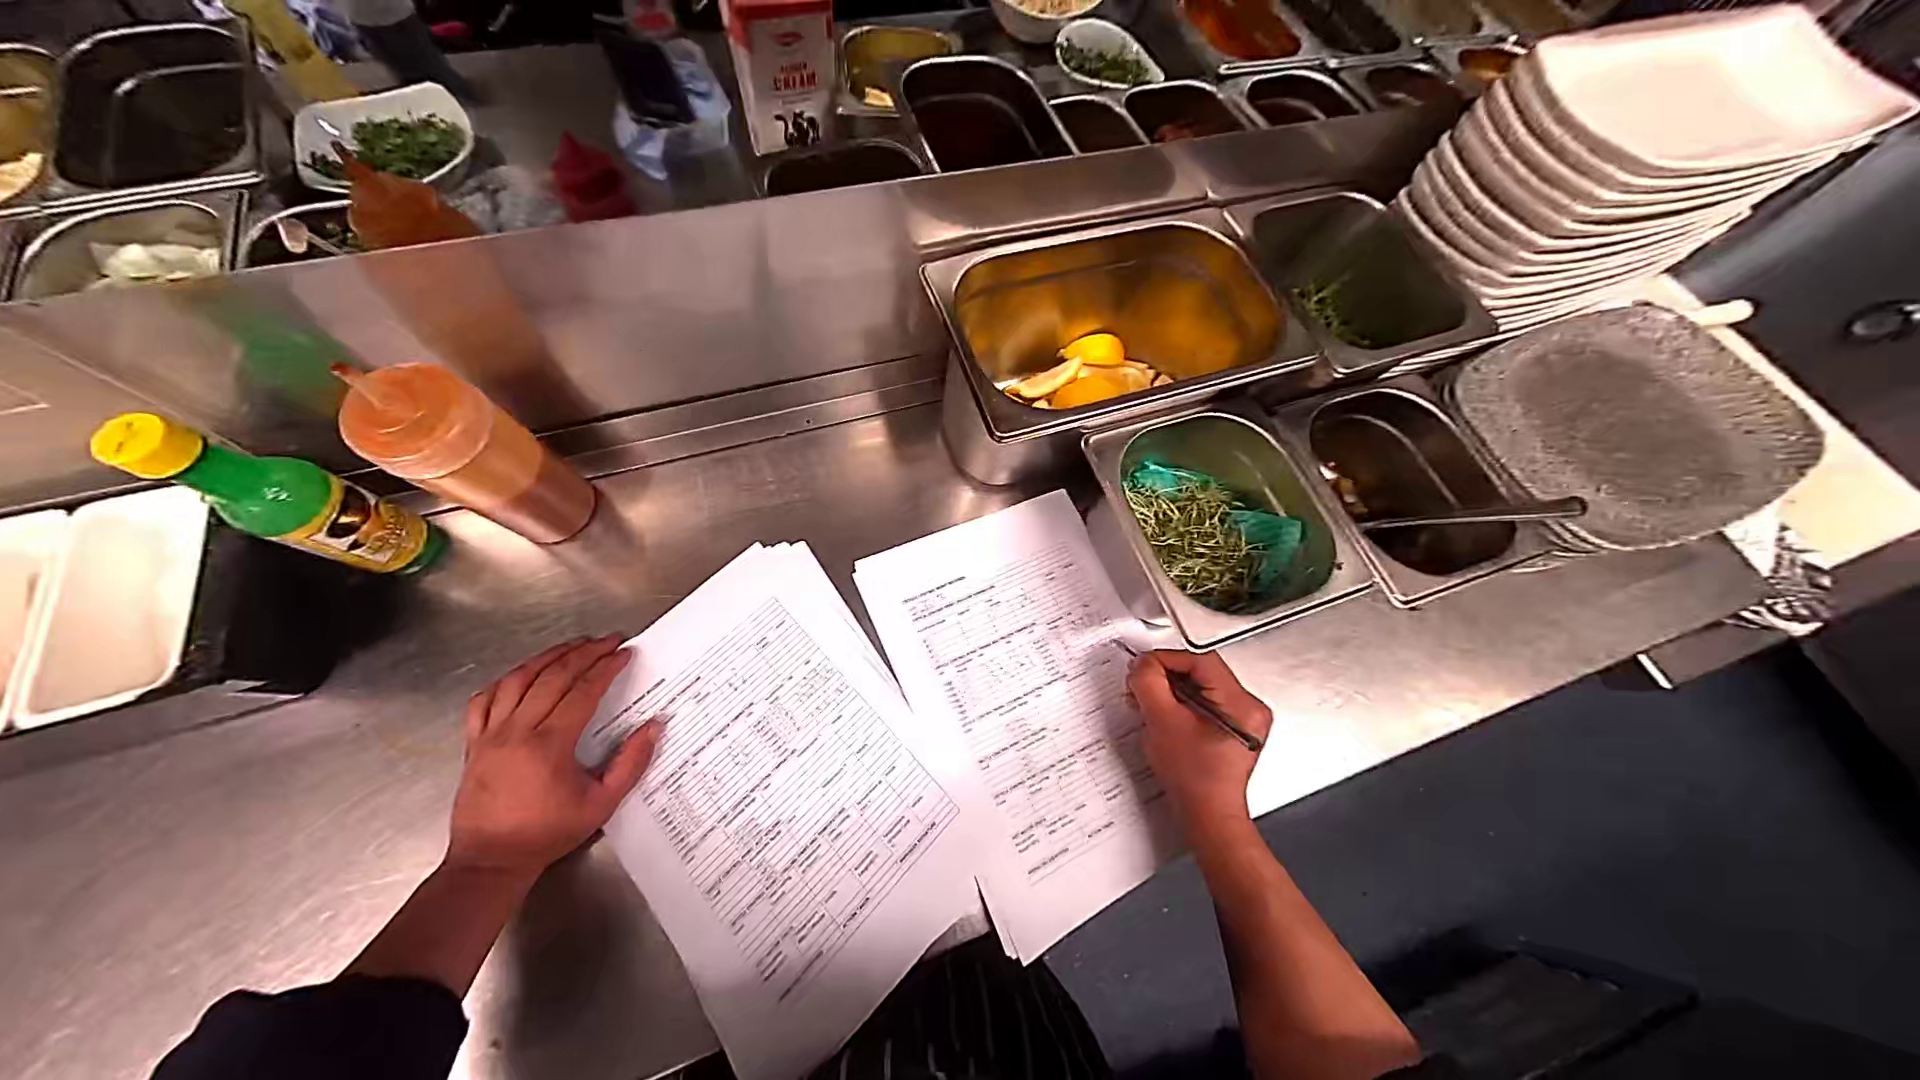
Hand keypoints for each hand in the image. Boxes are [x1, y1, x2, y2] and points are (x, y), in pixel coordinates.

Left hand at [446, 636, 659, 878]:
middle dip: (584, 652)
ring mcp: (490, 735)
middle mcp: (516, 733)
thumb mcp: (603, 802)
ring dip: (549, 656)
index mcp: (549, 745)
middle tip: (607, 641)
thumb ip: (632, 761)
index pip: (583, 691)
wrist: (491, 861)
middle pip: (553, 676)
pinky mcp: (474, 743)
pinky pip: (485, 699)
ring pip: (518, 679)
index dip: (606, 667)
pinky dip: (508, 679)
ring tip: (573, 645)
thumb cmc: (548, 834)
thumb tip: (654, 726)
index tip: (624, 654)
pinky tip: (525, 672)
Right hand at [1129, 650, 1273, 830]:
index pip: (1200, 660)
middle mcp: (1248, 708)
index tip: (1144, 667)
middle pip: (1200, 671)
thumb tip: (1144, 664)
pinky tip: (1165, 715)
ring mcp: (1242, 718)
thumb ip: (1149, 683)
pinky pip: (1202, 700)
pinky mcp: (1231, 726)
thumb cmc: (1194, 779)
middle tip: (1143, 686)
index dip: (1166, 660)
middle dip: (1166, 676)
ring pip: (1199, 684)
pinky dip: (1179, 702)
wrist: (1206, 812)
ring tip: (1151, 704)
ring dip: (1170, 689)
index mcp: (1241, 705)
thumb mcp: (1162, 721)